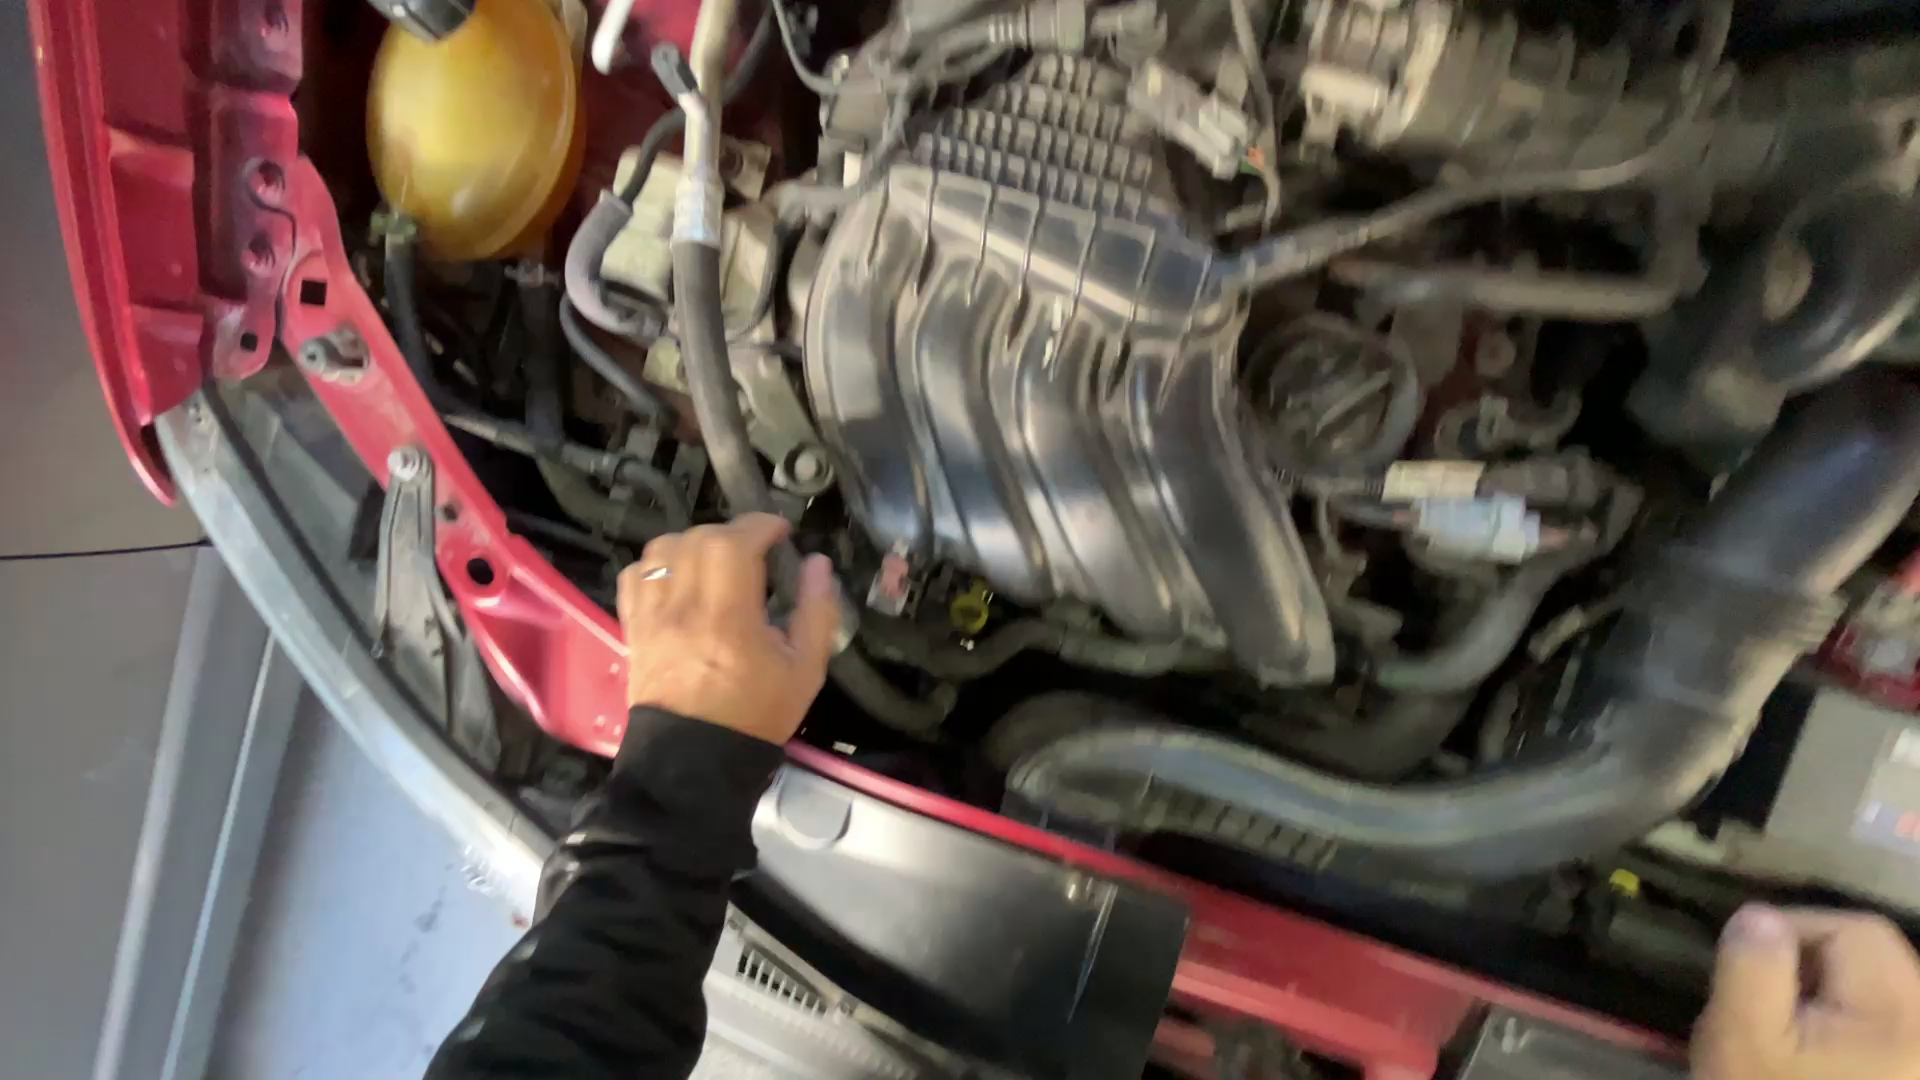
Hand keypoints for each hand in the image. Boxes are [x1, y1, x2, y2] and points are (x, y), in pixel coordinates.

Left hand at [617, 514, 839, 743]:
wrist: (696, 761)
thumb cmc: (756, 713)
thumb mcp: (806, 668)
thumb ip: (816, 610)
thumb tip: (818, 563)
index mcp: (728, 617)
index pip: (735, 543)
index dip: (761, 525)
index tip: (782, 532)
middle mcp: (683, 607)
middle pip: (699, 538)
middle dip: (734, 532)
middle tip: (757, 550)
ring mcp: (652, 616)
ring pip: (663, 549)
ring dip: (695, 542)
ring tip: (718, 560)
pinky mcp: (634, 627)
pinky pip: (635, 575)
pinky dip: (660, 564)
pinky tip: (682, 578)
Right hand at [1693, 904, 1919, 1079]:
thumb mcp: (1742, 1033)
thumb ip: (1752, 965)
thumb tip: (1759, 915)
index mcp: (1902, 1022)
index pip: (1859, 931)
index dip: (1797, 927)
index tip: (1751, 954)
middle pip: (1886, 955)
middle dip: (1818, 956)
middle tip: (1771, 987)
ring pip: (1893, 984)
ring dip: (1836, 984)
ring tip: (1796, 1014)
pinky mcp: (1917, 1067)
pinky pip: (1899, 1018)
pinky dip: (1858, 1013)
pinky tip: (1829, 1041)